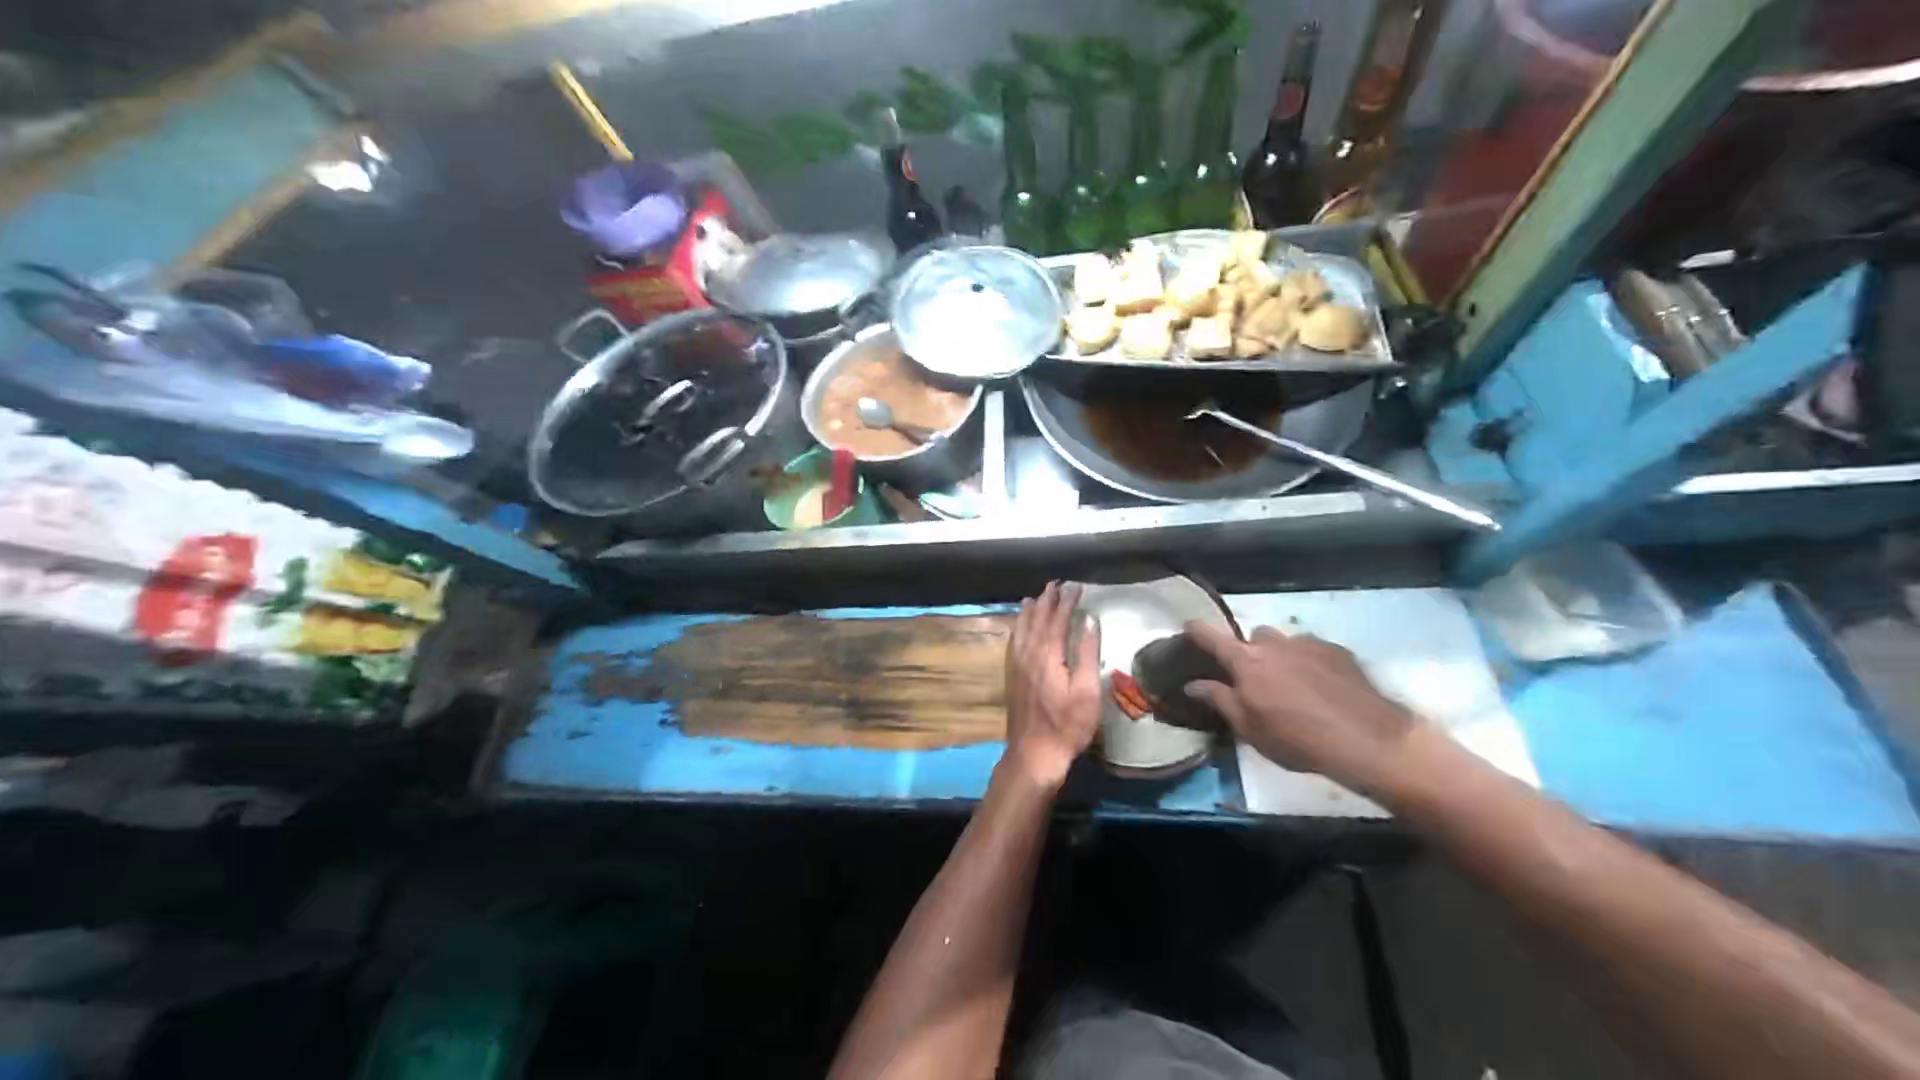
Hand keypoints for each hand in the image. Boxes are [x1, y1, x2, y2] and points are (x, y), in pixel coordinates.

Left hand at [1003, 582, 1101, 789]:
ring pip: (1022, 628)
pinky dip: (1018, 627)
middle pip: (1037, 619)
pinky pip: (1014, 641)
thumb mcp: (1087, 691)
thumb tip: (1089, 620)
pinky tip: (1020, 626)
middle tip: (1055, 584)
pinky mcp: (1011, 676)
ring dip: (1030, 611)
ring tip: (1036, 596)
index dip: (1067, 602)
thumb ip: (1087, 652)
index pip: (1058, 619)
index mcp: (1048, 655)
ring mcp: (1016, 665)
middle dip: (1047, 600)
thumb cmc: (1068, 724)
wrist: (1034, 753)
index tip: (1076, 586)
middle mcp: (1028, 654)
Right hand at [1184, 621, 1417, 794]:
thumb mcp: (1249, 729)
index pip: (1210, 637)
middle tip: (1256, 678)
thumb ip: (1219, 700)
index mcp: (1246, 661)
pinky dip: (1309, 662)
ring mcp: (1308, 643)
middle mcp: (1274, 643)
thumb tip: (1193, 684)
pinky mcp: (1338, 651)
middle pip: (1253, 637)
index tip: (1188, 627)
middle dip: (1250, 651)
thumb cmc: (1297, 739)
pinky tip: (1322, 687)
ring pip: (1284, 642)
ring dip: (1281, 656)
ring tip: (1293, 684)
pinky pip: (1313, 650)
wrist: (1367, 740)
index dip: (1196, 631)